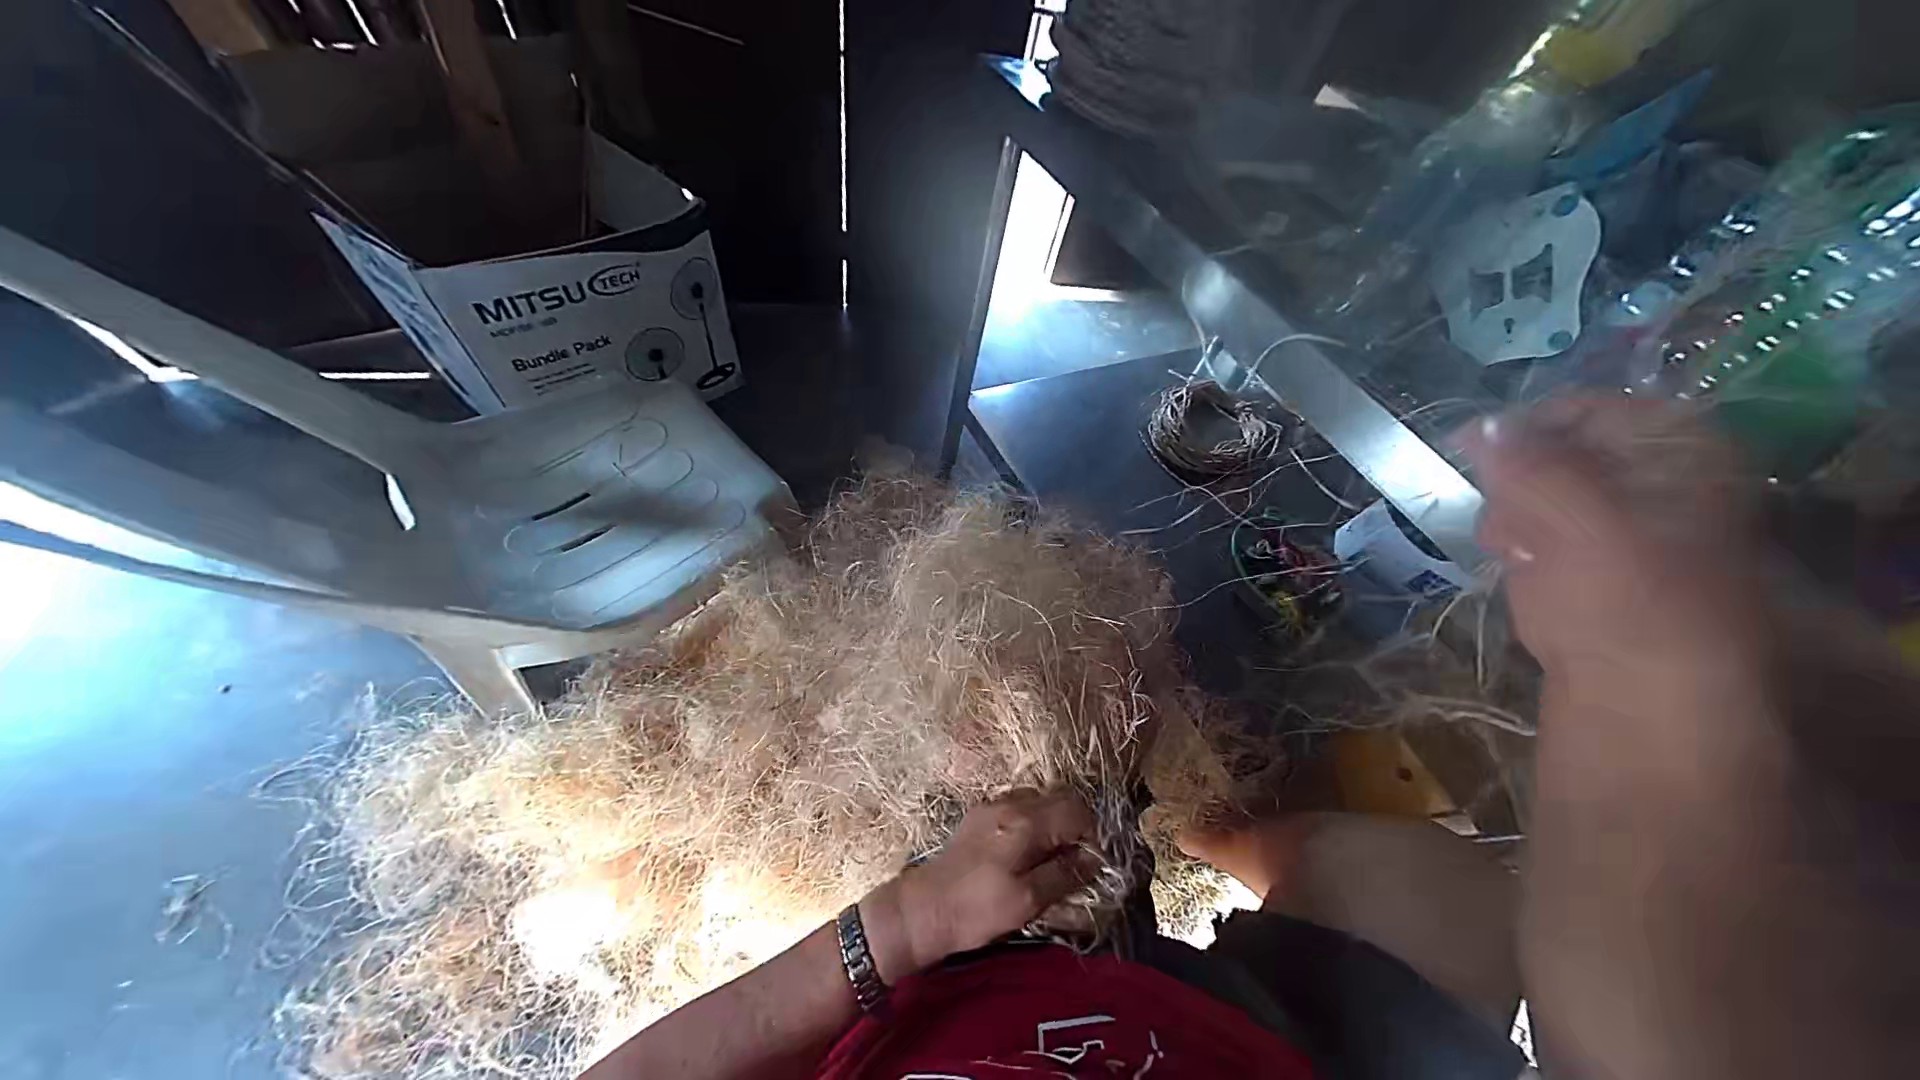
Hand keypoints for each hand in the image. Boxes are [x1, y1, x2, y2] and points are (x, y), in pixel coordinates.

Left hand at [858, 789, 1098, 982]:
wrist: (924, 908)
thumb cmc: (977, 909)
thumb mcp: (1027, 901)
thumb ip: (1063, 875)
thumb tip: (1093, 859)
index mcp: (1024, 822)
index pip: (1075, 810)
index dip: (1092, 834)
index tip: (1091, 862)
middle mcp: (1009, 803)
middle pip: (1058, 799)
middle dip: (1074, 826)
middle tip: (1075, 861)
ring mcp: (992, 806)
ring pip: (1039, 801)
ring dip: (1053, 824)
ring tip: (1051, 859)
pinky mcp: (979, 815)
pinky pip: (1018, 808)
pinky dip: (1032, 824)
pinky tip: (1026, 854)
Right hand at [1456, 397, 1763, 677]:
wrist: (1633, 690)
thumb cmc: (1624, 599)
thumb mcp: (1579, 521)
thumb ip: (1528, 466)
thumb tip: (1479, 425)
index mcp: (1675, 458)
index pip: (1594, 409)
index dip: (1533, 421)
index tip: (1473, 442)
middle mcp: (1646, 481)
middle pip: (1557, 449)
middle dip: (1516, 477)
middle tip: (1503, 507)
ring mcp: (1609, 521)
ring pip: (1534, 488)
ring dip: (1509, 510)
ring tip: (1509, 543)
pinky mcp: (1576, 557)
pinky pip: (1528, 523)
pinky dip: (1512, 536)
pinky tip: (1512, 559)